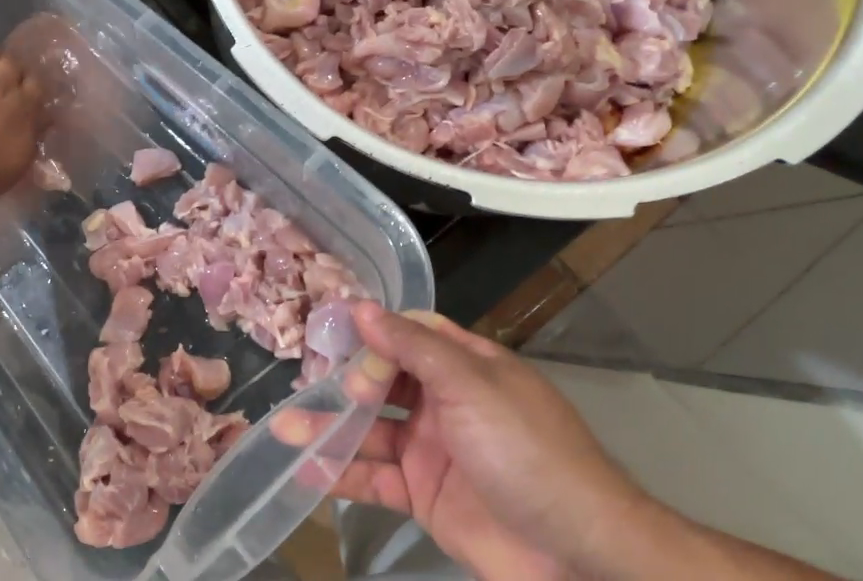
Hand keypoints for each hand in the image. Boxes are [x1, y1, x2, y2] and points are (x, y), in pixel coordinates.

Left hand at [0, 49, 42, 201]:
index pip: (36, 81)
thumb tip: (45, 118)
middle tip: (2, 83)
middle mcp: (1, 86)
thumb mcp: (22, 159)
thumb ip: (34, 133)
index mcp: (24, 105)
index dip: (30, 85)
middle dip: (9, 70)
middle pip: (11, 62)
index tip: (25, 93)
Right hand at [292, 303, 654, 580]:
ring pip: (369, 432)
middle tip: (306, 387)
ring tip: (283, 431)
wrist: (579, 556)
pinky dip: (340, 475)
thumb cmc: (527, 453)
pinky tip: (306, 471)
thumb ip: (412, 347)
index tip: (327, 333)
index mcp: (465, 368)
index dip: (371, 334)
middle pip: (381, 383)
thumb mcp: (471, 386)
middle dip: (341, 383)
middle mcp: (444, 404)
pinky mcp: (424, 498)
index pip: (408, 336)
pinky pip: (374, 479)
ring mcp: (432, 452)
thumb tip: (361, 306)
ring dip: (328, 430)